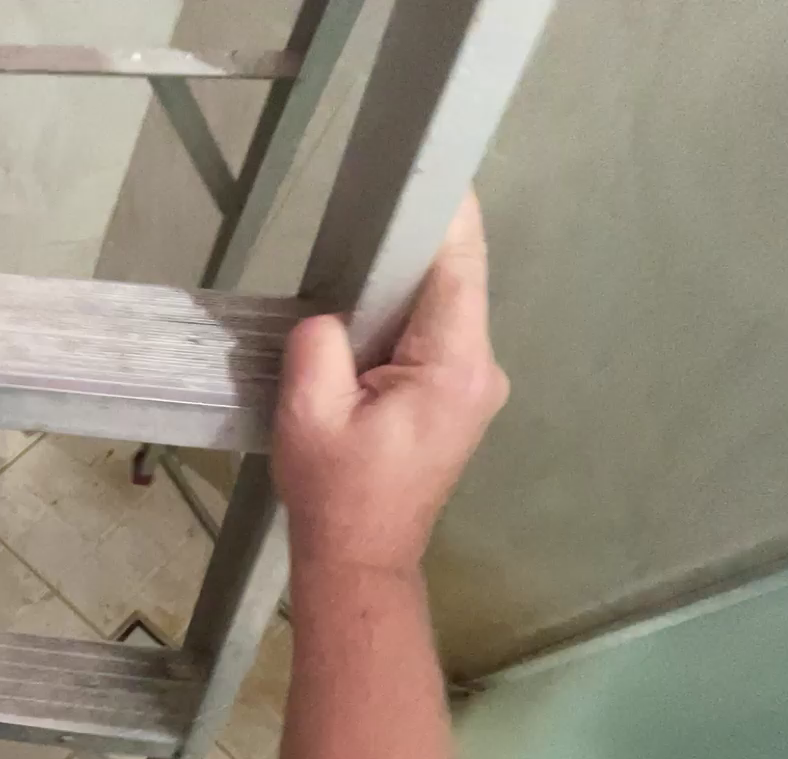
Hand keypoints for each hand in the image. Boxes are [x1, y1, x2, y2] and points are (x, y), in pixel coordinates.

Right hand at [273, 195, 507, 574]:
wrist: (358, 556)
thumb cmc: (334, 493)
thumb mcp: (308, 416)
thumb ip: (317, 348)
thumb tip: (327, 319)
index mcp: (452, 368)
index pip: (457, 268)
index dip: (442, 217)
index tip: (419, 174)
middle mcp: (480, 370)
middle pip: (453, 287)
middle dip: (404, 261)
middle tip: (352, 241)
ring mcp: (474, 388)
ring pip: (440, 316)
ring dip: (395, 300)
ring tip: (344, 295)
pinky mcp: (455, 403)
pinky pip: (431, 345)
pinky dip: (397, 330)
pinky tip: (359, 339)